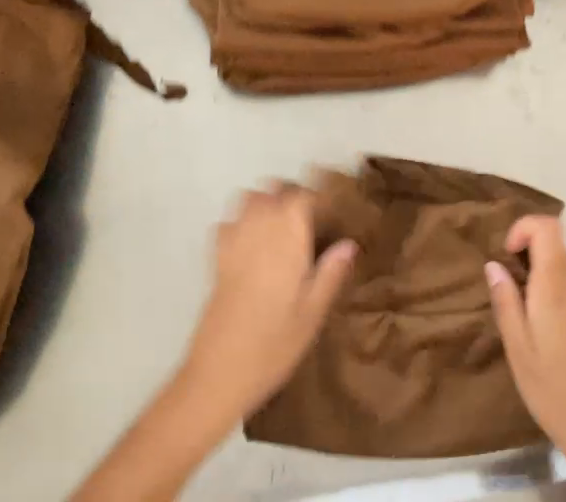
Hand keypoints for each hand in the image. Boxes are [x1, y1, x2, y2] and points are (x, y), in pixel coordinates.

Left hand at [180, 185, 356, 419]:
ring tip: (283, 227)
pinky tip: (253, 246)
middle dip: (293, 196)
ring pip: (248, 200)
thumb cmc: (274, 344)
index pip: (301, 197)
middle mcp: (257, 232)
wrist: (218, 374)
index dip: (318, 198)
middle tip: (312, 220)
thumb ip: (331, 273)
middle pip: (273, 191)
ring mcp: (231, 244)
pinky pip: (227, 223)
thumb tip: (349, 243)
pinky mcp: (215, 261)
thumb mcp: (313, 313)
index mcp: (286, 240)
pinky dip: (241, 223)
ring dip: (266, 204)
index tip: (334, 212)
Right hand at [484, 216, 565, 468]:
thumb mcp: (517, 346)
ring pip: (559, 265)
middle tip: (504, 290)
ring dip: (534, 274)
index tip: (505, 256)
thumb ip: (506, 300)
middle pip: (553, 244)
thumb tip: (494, 264)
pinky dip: (546, 290)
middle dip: (524, 254)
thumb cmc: (550, 387)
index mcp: (557, 286)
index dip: (523, 228)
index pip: (548, 227)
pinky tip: (536, 327)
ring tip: (516, 314)